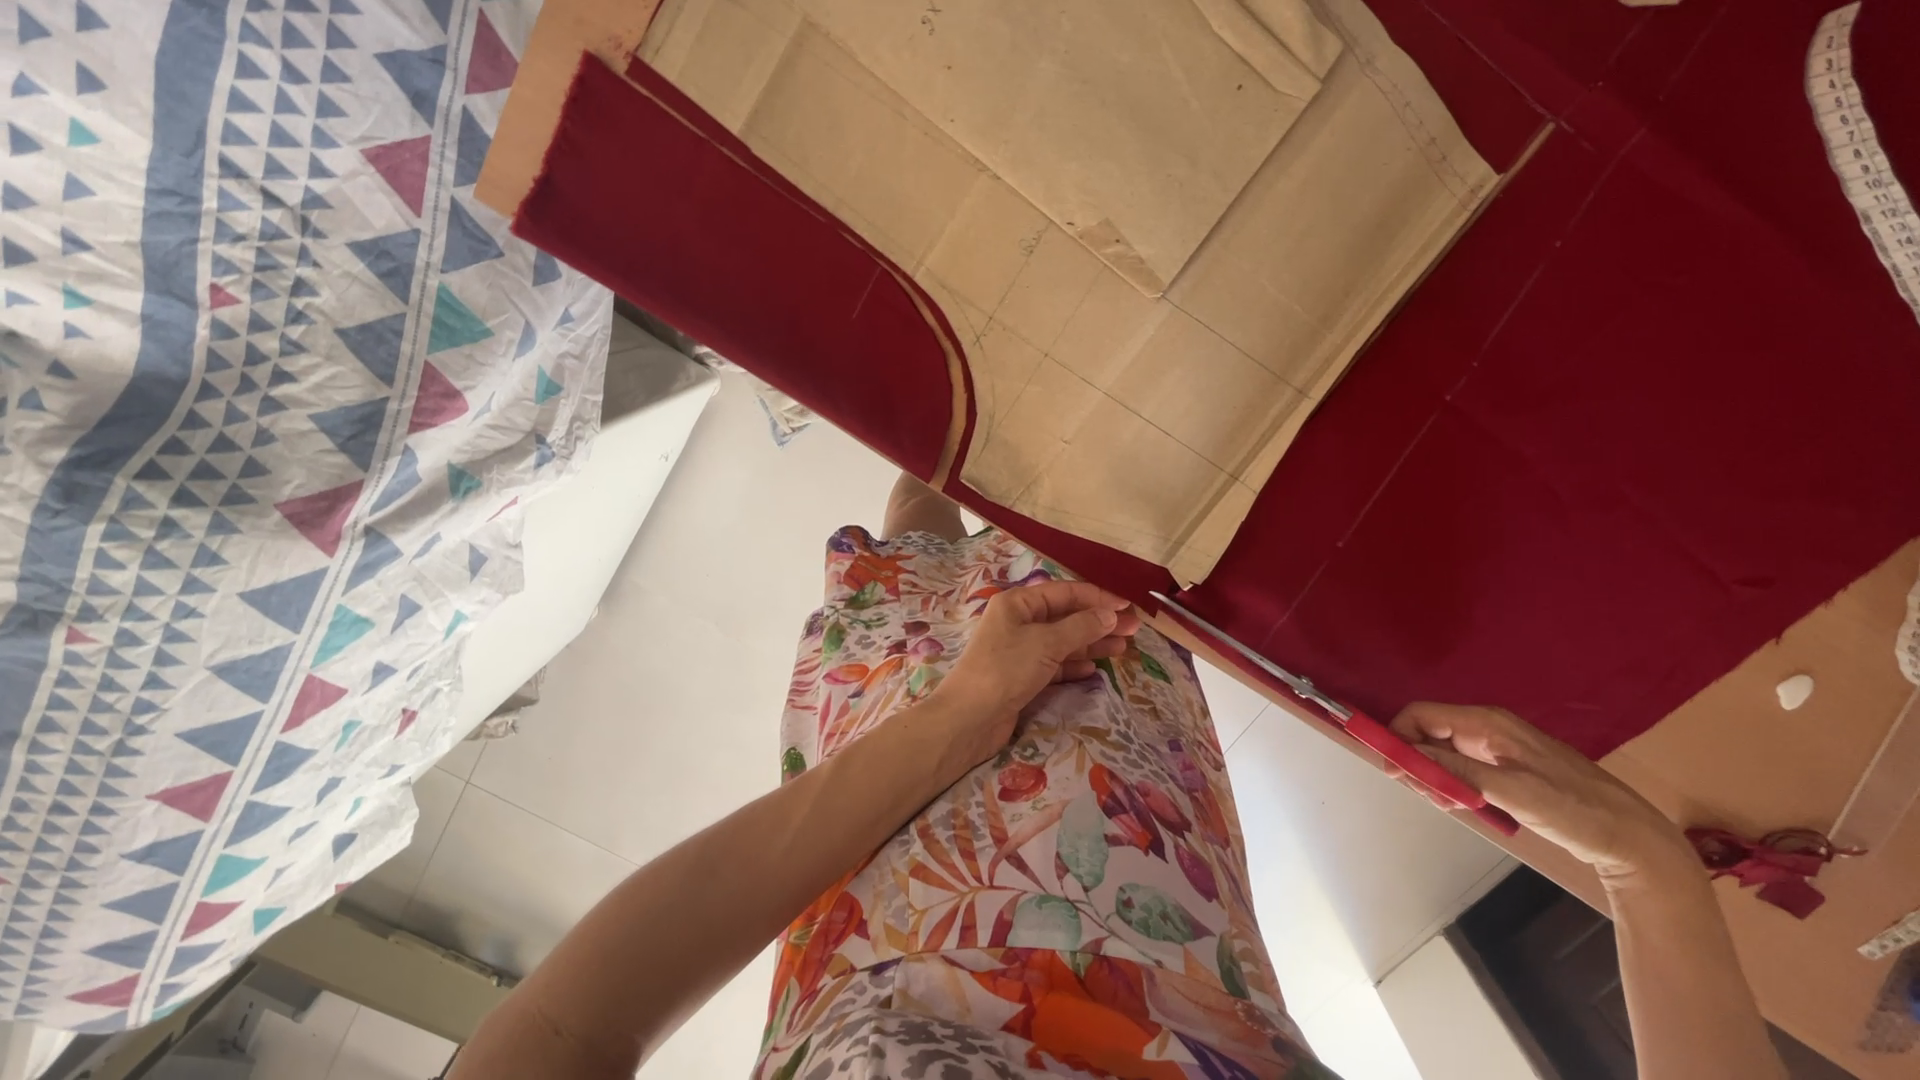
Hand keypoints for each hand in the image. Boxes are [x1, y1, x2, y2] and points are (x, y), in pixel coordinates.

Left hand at [930, 581, 1138, 760]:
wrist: (970, 718)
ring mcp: (1019, 651)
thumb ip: (1081, 627)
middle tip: (1134, 629)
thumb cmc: (1005, 670)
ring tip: (1123, 648)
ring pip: (1062, 642)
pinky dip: (1073, 665)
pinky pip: (1054, 664)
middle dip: (1099, 621)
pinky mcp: (1021, 677)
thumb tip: (1111, 614)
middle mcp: (1017, 622)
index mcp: (1017, 603)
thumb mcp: (1046, 643)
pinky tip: (1093, 668)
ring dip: (1091, 644)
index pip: (1064, 592)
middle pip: (1065, 616)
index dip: (1097, 597)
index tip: (1128, 605)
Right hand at [1386, 703, 1694, 884]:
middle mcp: (1489, 728)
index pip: (1421, 714)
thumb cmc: (1575, 812)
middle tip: (1424, 795)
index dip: (1398, 736)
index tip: (1393, 771)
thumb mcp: (1512, 792)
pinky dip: (1452, 783)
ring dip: (1433, 775)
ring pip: (1443, 751)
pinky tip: (1462, 805)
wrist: (1633, 839)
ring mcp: (1498, 747)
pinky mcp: (1507, 767)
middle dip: (1415, 760)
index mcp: (1489, 723)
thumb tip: (1406, 756)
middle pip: (1428, 731)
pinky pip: (1462, 766)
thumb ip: (1457, 770)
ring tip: (1446, 804)